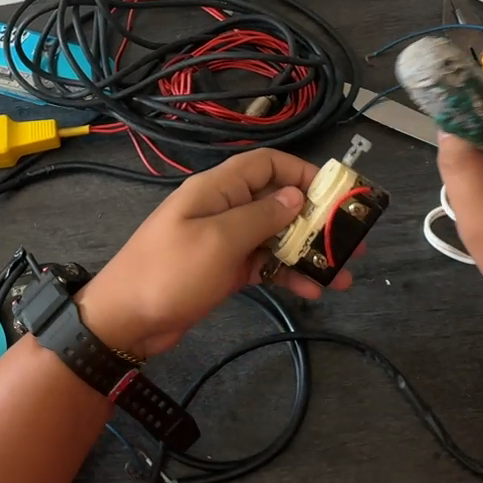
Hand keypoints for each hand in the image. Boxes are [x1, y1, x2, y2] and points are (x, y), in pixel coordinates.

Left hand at [76, 148, 348, 357]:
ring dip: (309, 251)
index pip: (265, 164)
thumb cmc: (170, 272)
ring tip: (346, 275)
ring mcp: (223, 239)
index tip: (337, 195)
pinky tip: (314, 291)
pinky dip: (287, 274)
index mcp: (216, 189)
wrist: (127, 319)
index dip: (302, 173)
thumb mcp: (218, 240)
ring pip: (275, 236)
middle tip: (355, 240)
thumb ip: (260, 216)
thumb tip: (296, 195)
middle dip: (316, 218)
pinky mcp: (223, 269)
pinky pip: (263, 264)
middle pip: (276, 201)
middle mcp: (222, 208)